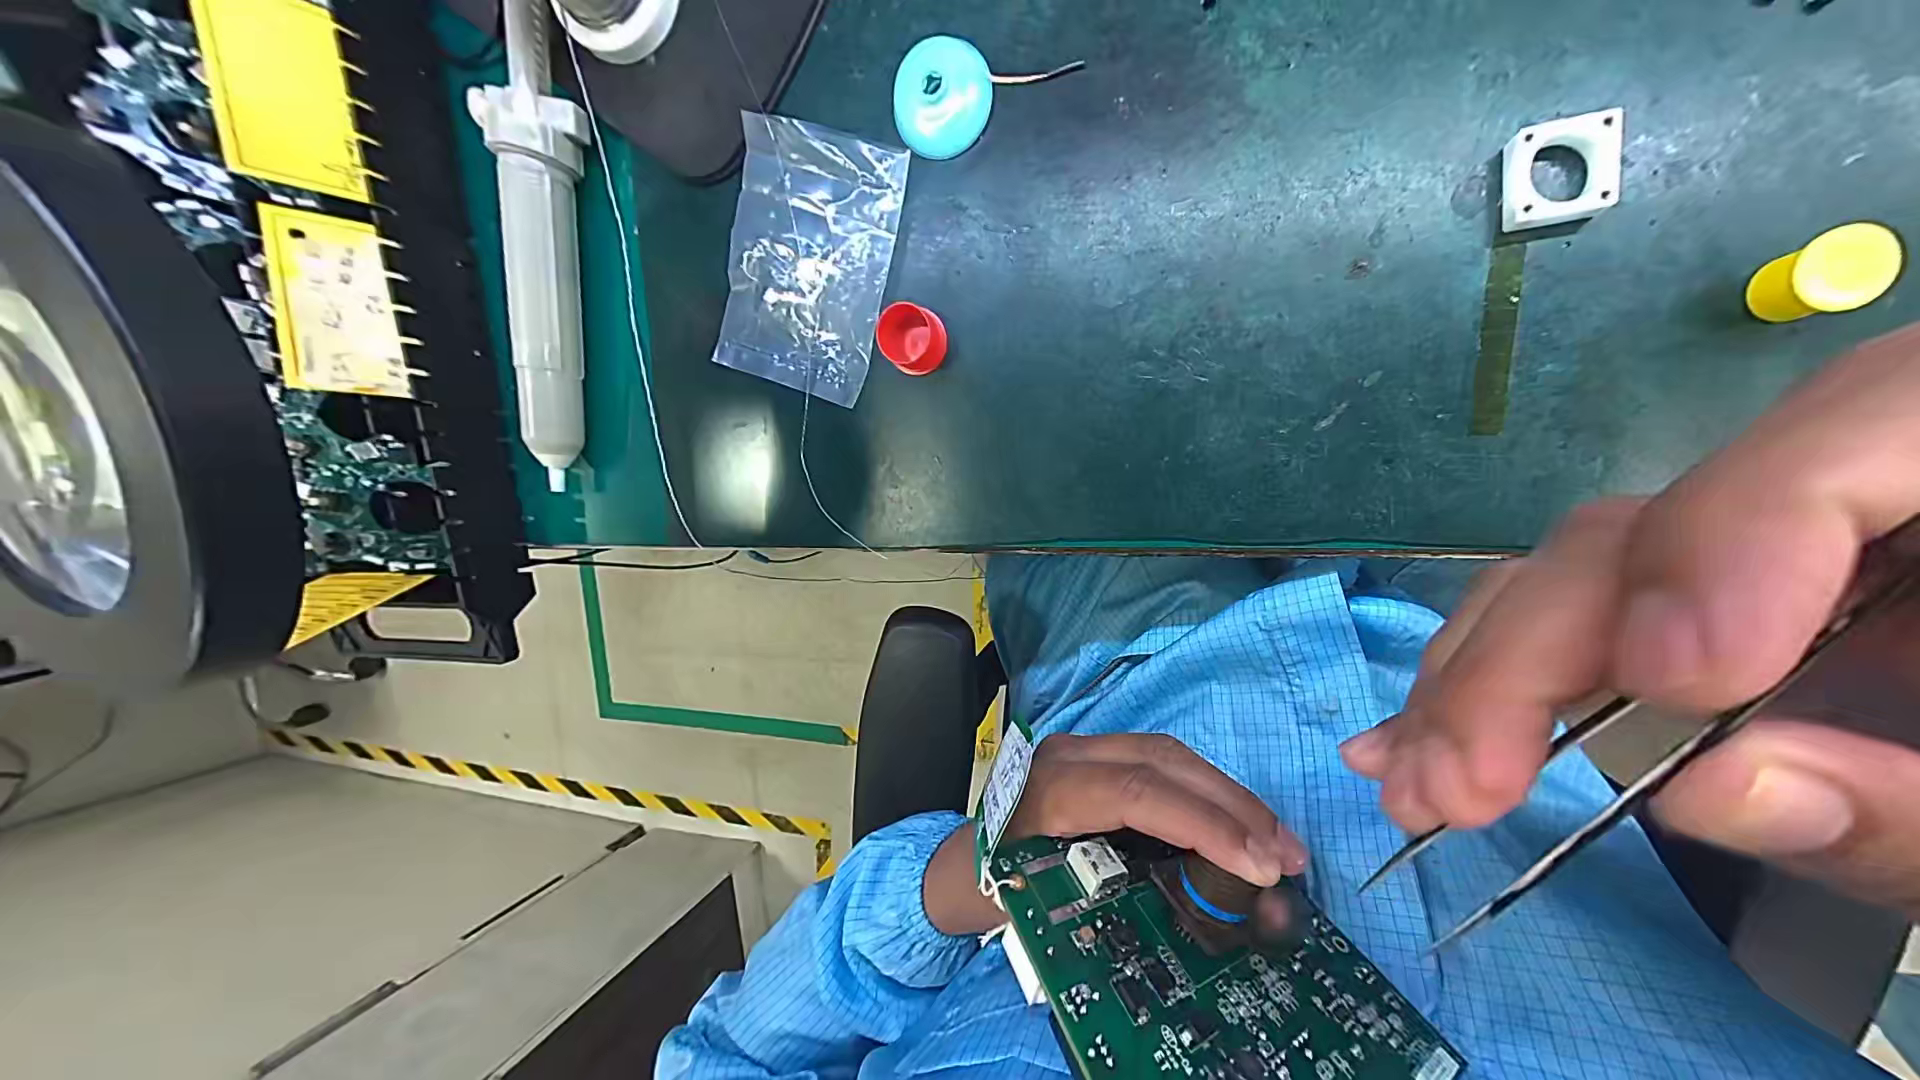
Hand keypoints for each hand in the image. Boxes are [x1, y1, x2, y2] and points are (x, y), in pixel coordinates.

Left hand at [925, 733, 1307, 934]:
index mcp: (1051, 788)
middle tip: (1289, 857)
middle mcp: (1070, 755)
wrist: (962, 856)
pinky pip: (1161, 763)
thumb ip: (1112, 907)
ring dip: (1229, 795)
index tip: (1261, 867)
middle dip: (1234, 806)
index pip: (1137, 790)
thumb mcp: (1043, 904)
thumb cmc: (996, 885)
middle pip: (1164, 761)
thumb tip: (1202, 931)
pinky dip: (1205, 790)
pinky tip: (1236, 820)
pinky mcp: (1099, 756)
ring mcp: (1085, 748)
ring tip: (1276, 841)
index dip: (1203, 824)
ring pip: (1170, 755)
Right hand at [1341, 322, 1919, 915]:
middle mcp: (1825, 503)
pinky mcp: (1664, 608)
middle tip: (1458, 780)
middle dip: (1524, 662)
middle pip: (1629, 534)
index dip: (1726, 544)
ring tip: (1413, 782)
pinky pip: (1546, 621)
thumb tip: (1709, 791)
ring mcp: (1725, 557)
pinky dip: (1473, 687)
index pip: (1846, 440)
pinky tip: (1407, 743)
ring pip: (1555, 579)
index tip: (1670, 683)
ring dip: (1469, 687)